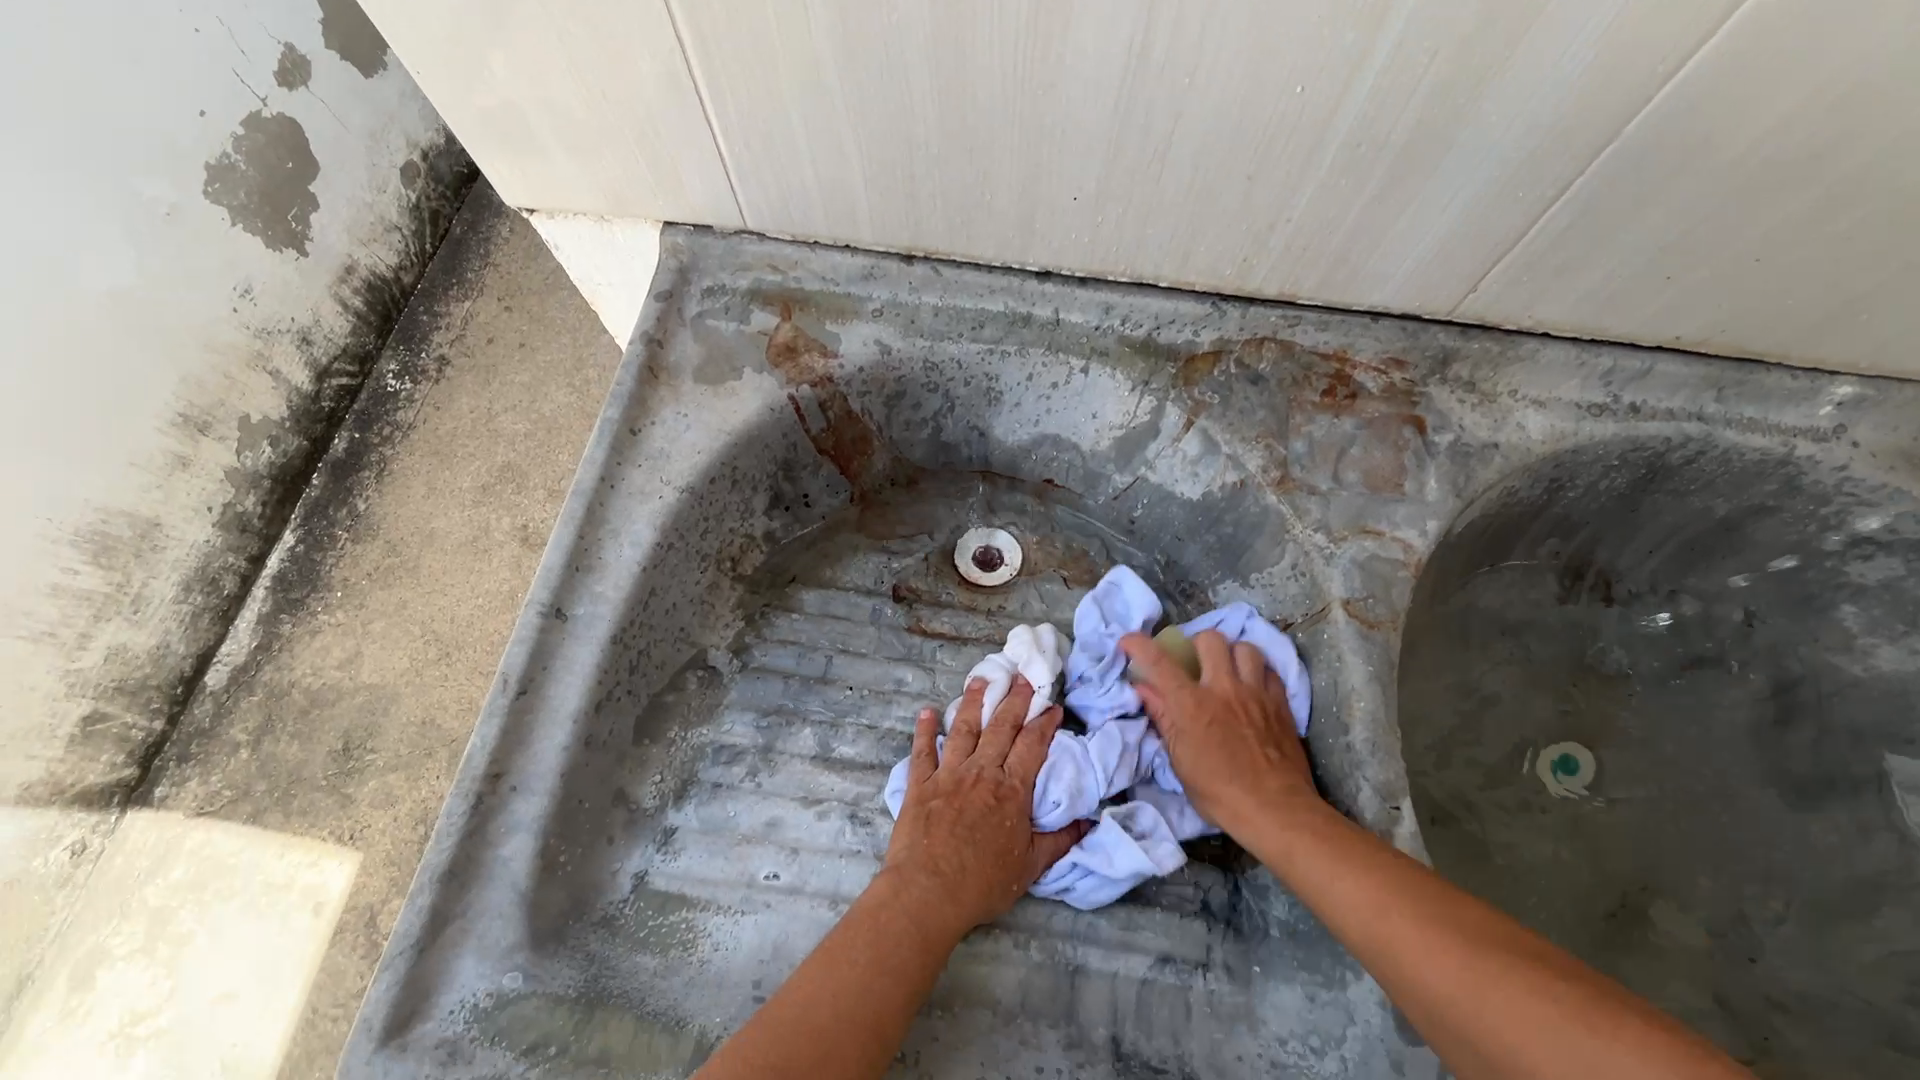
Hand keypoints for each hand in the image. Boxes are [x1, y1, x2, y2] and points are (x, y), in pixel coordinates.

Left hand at [879, 677, 1087, 935]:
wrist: (928, 892)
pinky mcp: (920, 784)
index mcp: (1011, 790)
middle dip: (1015, 700)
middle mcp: (981, 773)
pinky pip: (922, 750)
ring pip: (963, 729)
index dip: (1045, 724)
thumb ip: (1060, 840)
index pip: (1033, 745)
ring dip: (973, 701)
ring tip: (981, 679)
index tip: (1053, 707)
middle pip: (1001, 727)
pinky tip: (927, 712)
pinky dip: (924, 730)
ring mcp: (948, 775)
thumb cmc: (983, 883)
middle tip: (1022, 677)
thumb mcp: (1031, 866)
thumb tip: (1089, 822)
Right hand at [1119, 630, 1320, 835]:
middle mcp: (1224, 689)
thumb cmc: (1219, 793)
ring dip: (1231, 653)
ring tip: (1226, 670)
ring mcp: (1256, 693)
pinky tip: (1252, 686)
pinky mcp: (1281, 703)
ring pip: (1245, 647)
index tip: (1127, 640)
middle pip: (1209, 639)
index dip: (1139, 645)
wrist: (1275, 810)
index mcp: (1191, 705)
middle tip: (1193, 661)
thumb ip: (1163, 718)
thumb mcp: (1180, 760)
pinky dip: (1257, 671)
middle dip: (1195, 644)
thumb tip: (1143, 689)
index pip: (1159, 662)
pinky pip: (1269, 670)